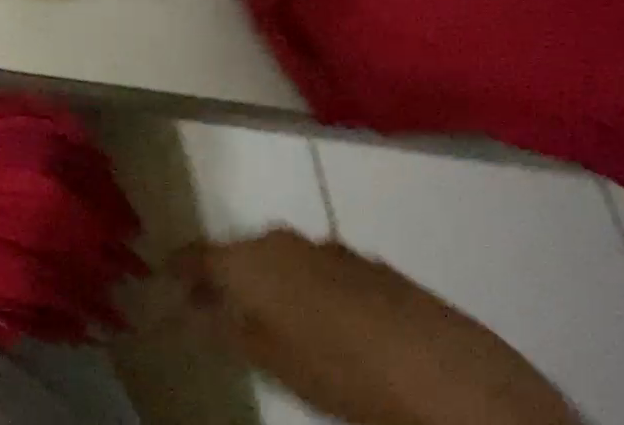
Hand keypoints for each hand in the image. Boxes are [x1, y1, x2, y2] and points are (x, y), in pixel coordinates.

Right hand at [173, 229, 578, 424]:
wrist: (460, 383)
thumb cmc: (342, 373)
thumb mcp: (268, 360)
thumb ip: (222, 327)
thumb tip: (191, 308)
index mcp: (247, 258)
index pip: (193, 254)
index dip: (175, 270)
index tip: (164, 285)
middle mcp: (283, 240)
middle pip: (238, 251)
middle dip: (225, 276)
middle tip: (217, 307)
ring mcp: (332, 249)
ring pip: (283, 258)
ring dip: (271, 280)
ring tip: (274, 318)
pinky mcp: (376, 266)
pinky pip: (324, 269)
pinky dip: (312, 287)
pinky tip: (329, 323)